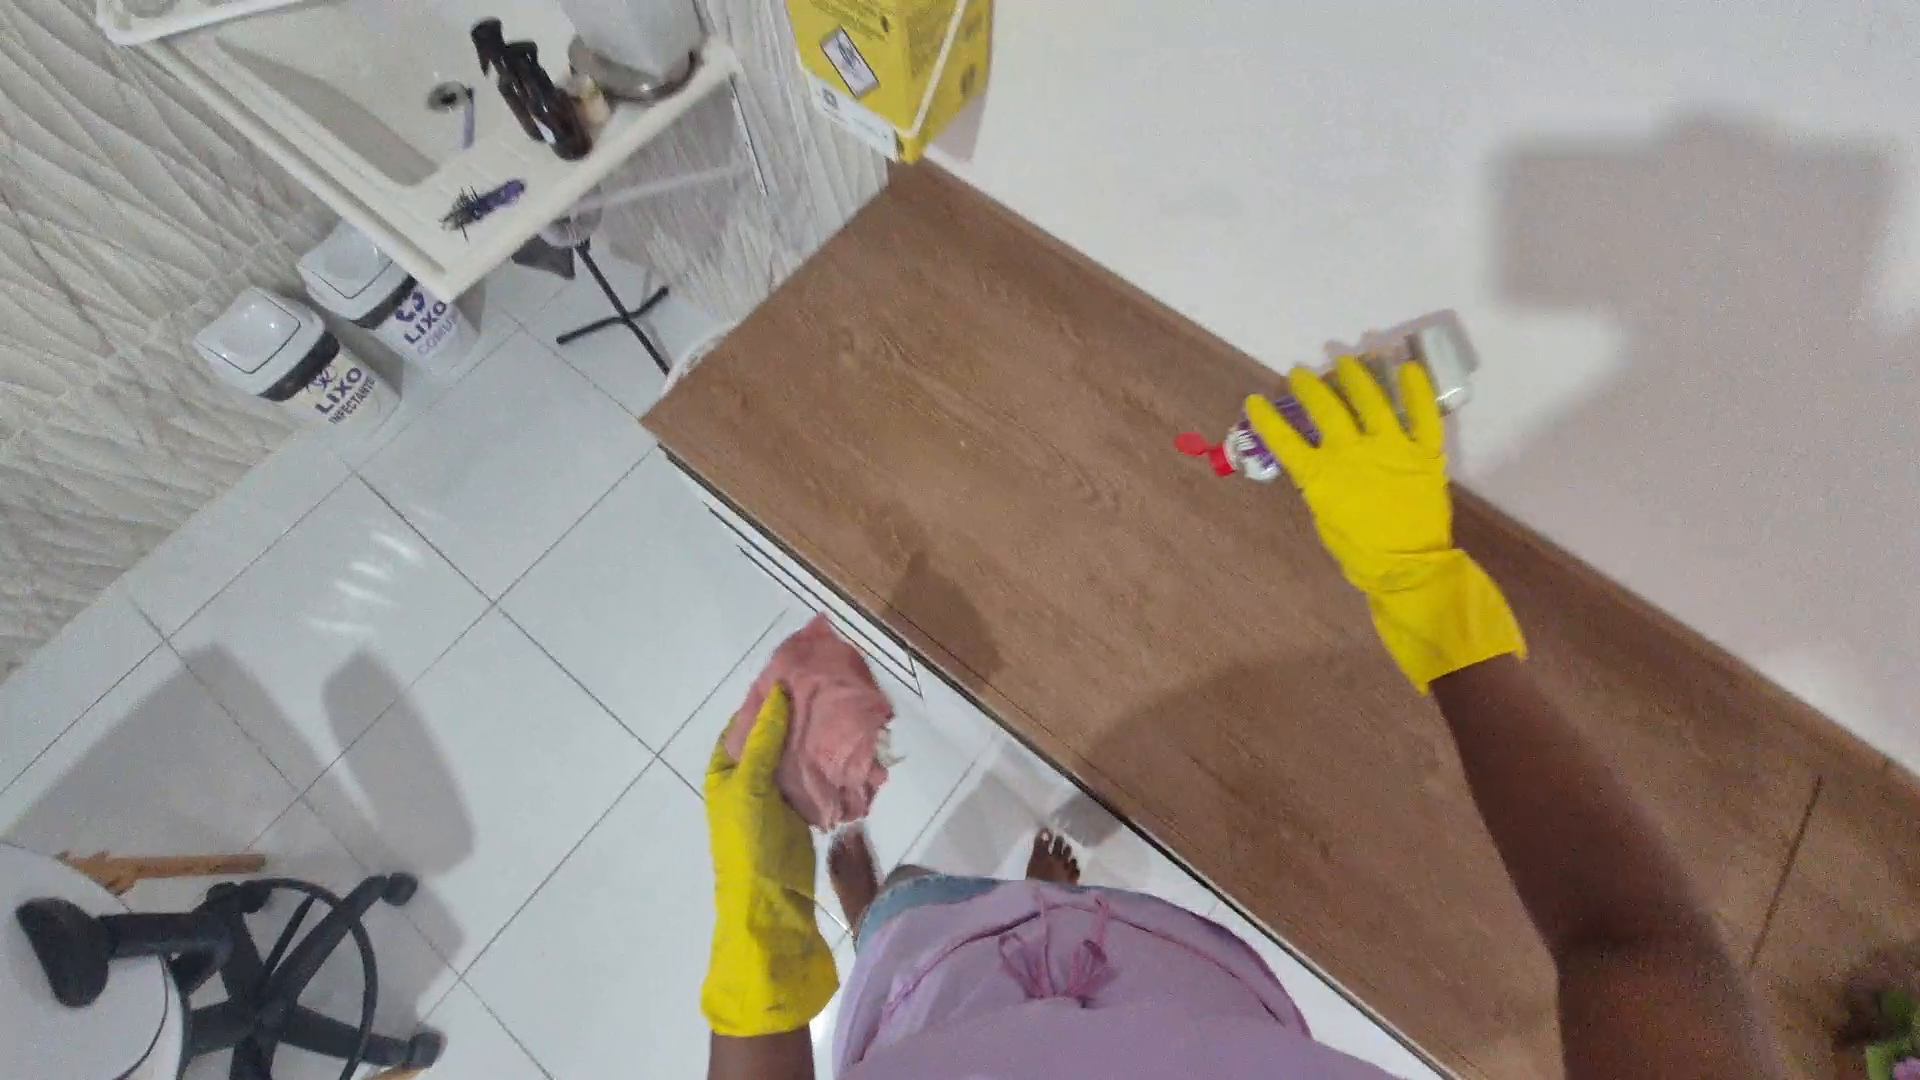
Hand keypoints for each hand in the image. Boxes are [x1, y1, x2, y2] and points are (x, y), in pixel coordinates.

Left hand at [702, 686, 837, 1036]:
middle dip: (797, 713)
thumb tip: (778, 690)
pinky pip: (813, 772)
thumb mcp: (751, 784)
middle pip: (774, 733)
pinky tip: (846, 741)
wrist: (771, 900)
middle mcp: (749, 775)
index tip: (795, 673)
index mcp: (726, 767)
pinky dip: (826, 758)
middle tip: (826, 686)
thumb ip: (766, 737)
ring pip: (796, 751)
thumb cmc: (750, 840)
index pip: (745, 721)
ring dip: (814, 734)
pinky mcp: (801, 806)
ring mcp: (775, 791)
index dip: (766, 698)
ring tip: (840, 707)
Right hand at [1246, 357, 1524, 689]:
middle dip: (1309, 387)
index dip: (1266, 418)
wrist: (1406, 565)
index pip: (1284, 439)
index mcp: (1320, 474)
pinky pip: (1422, 414)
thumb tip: (1321, 463)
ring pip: (1372, 400)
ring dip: (1358, 376)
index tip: (1255, 399)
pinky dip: (1416, 389)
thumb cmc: (1358, 549)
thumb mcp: (1324, 515)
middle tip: (1300, 373)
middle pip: (1326, 410)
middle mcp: (1351, 452)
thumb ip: (1320, 484)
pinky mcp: (1424, 451)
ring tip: (1350, 358)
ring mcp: (1390, 447)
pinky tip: (1408, 368)